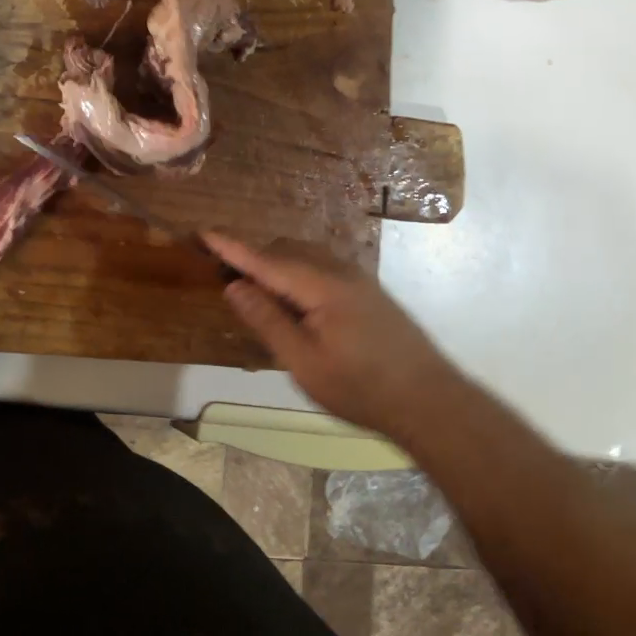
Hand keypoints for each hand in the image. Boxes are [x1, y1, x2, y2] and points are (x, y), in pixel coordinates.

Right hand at [206, 233, 456, 434]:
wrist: (432, 403)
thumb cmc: (361, 389)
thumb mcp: (304, 363)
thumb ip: (268, 321)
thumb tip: (235, 286)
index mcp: (321, 286)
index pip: (266, 260)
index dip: (232, 248)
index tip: (204, 232)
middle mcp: (340, 272)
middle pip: (285, 251)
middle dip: (253, 258)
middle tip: (226, 278)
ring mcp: (358, 280)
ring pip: (306, 257)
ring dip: (276, 265)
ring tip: (256, 292)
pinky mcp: (369, 292)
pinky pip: (322, 268)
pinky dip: (297, 273)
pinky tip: (295, 303)